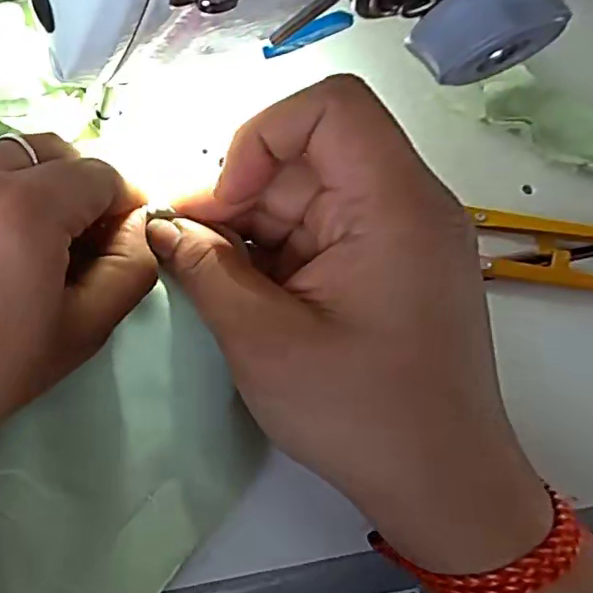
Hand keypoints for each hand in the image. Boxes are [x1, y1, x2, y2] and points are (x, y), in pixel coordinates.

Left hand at [0, 134, 155, 571]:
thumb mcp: (84, 330)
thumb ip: (130, 268)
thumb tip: (136, 226)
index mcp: (26, 208)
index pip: (100, 174)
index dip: (121, 206)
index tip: (117, 243)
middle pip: (56, 152)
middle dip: (80, 187)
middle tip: (78, 242)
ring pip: (13, 156)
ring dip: (38, 185)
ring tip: (32, 242)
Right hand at [152, 76, 592, 592]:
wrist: (436, 485)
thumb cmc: (358, 412)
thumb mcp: (262, 339)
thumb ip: (203, 269)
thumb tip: (156, 224)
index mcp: (392, 205)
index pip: (329, 108)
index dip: (260, 136)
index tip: (225, 201)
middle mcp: (398, 204)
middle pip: (302, 154)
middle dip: (232, 191)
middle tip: (181, 245)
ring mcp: (386, 234)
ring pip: (295, 192)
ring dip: (240, 225)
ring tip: (199, 271)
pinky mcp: (372, 263)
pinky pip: (305, 229)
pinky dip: (260, 249)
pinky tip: (230, 285)